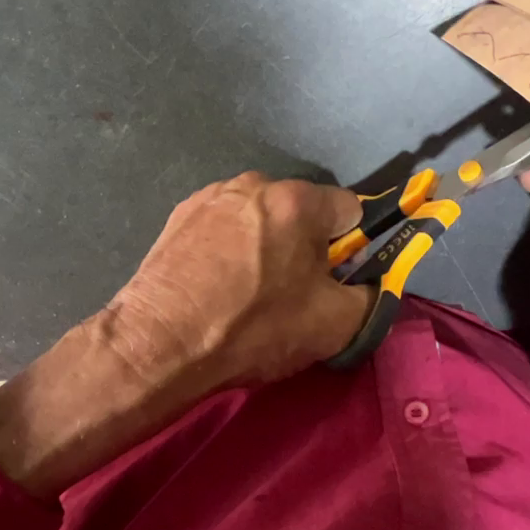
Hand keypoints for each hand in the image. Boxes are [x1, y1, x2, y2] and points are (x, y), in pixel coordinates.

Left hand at [0, 172, 370, 495]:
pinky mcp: (179, 214)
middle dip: (308, 245)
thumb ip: (371, 296)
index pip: (351, 209)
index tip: (335, 280)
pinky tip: (215, 286)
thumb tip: (369, 286)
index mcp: (298, 201)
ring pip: (263, 217)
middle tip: (291, 292)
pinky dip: (231, 248)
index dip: (352, 248)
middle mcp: (256, 183)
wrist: (158, 346)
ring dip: (268, 245)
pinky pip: (226, 225)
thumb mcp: (335, 325)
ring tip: (246, 292)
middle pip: (303, 211)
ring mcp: (212, 195)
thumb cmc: (254, 329)